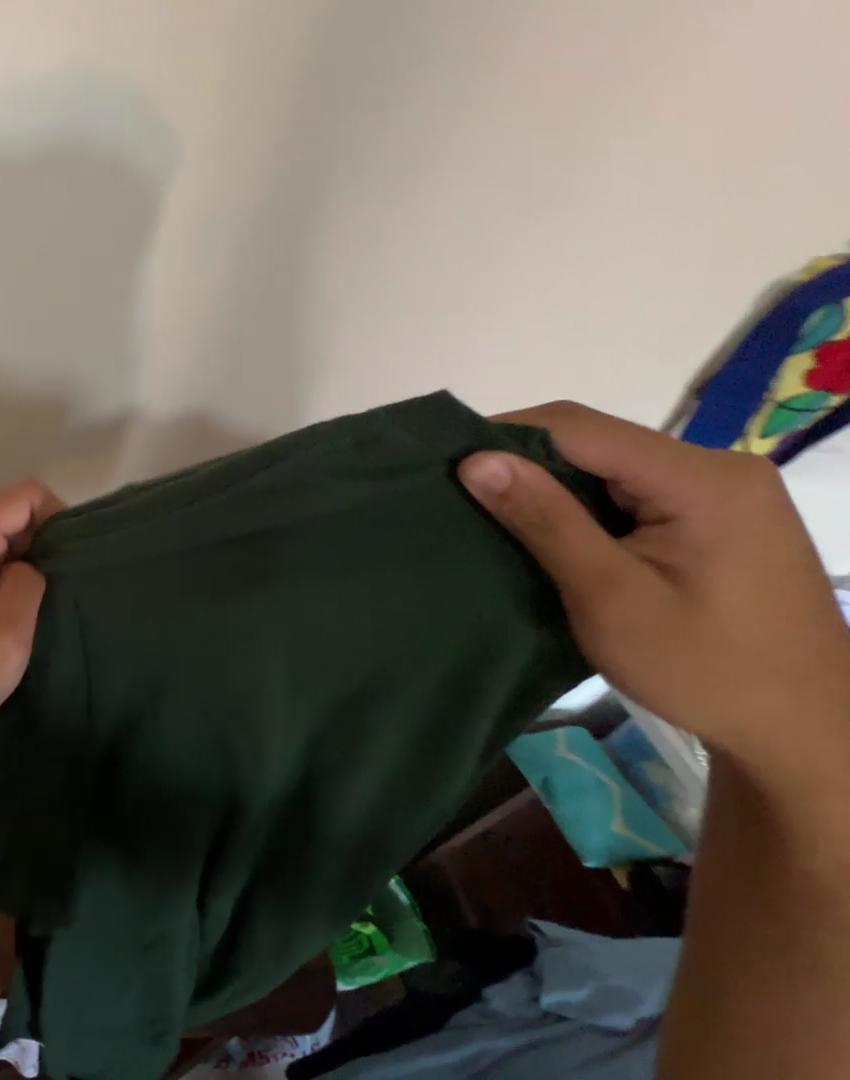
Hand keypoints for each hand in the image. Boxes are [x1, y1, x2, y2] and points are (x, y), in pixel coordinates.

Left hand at [0, 479, 65, 751]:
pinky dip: (12, 573)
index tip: (72, 558)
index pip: (21, 496)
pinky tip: (24, 609)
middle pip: (11, 512)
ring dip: (30, 558)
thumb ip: (28, 586)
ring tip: (49, 600)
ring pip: (2, 536)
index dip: (56, 515)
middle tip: (64, 586)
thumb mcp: (5, 639)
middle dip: (45, 537)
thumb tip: (32, 564)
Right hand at [458, 401, 849, 786]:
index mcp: (701, 479)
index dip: (501, 437)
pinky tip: (546, 537)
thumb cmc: (702, 666)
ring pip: (606, 468)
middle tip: (456, 498)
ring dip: (546, 488)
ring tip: (488, 519)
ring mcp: (720, 492)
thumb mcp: (608, 595)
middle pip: (593, 442)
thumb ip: (545, 521)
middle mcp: (717, 468)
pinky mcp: (714, 517)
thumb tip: (475, 460)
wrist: (802, 727)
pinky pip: (627, 493)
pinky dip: (577, 508)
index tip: (441, 467)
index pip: (577, 428)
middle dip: (520, 463)